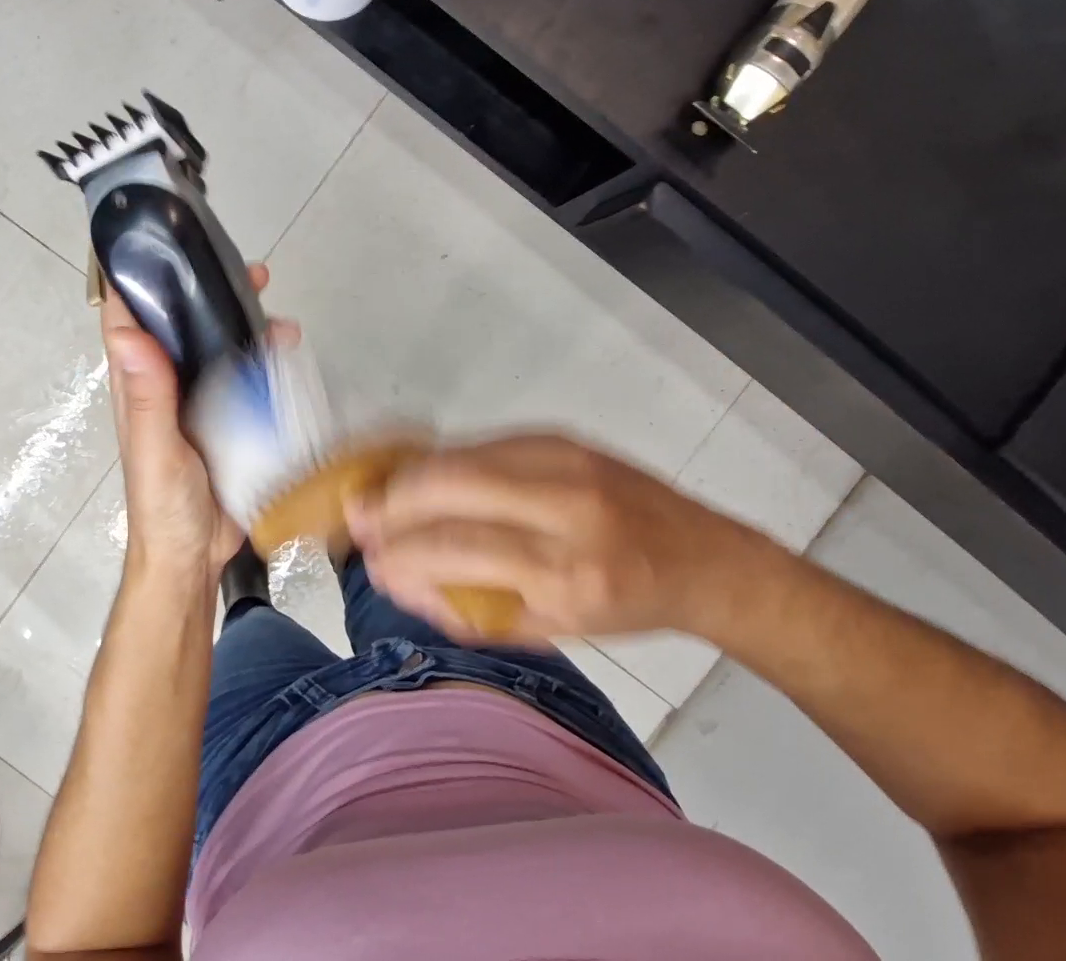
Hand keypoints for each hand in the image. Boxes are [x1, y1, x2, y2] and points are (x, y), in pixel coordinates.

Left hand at [101, 264, 277, 584]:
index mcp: (139, 386)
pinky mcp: (230, 420)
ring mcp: (200, 402)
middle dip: (208, 291)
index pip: (129, 320)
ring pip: (219, 347)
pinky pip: (246, 379)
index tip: (165, 241)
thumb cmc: (164, 505)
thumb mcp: (155, 449)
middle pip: (183, 324)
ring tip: (276, 309)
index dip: (141, 278)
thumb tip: (127, 332)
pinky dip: (266, 360)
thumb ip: (147, 395)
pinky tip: (289, 351)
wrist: (194, 555)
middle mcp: (167, 385)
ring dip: (243, 323)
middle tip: (246, 270)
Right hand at [347, 434, 790, 641]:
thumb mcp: (550, 629)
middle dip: (390, 501)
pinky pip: (479, 445)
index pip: (455, 550)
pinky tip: (425, 482)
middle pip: (449, 485)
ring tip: (380, 499)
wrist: (708, 559)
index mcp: (567, 572)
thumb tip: (394, 579)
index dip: (399, 553)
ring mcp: (564, 461)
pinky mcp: (560, 436)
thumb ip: (468, 608)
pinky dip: (442, 463)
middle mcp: (565, 506)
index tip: (369, 561)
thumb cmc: (624, 608)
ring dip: (408, 478)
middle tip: (357, 518)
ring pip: (458, 456)